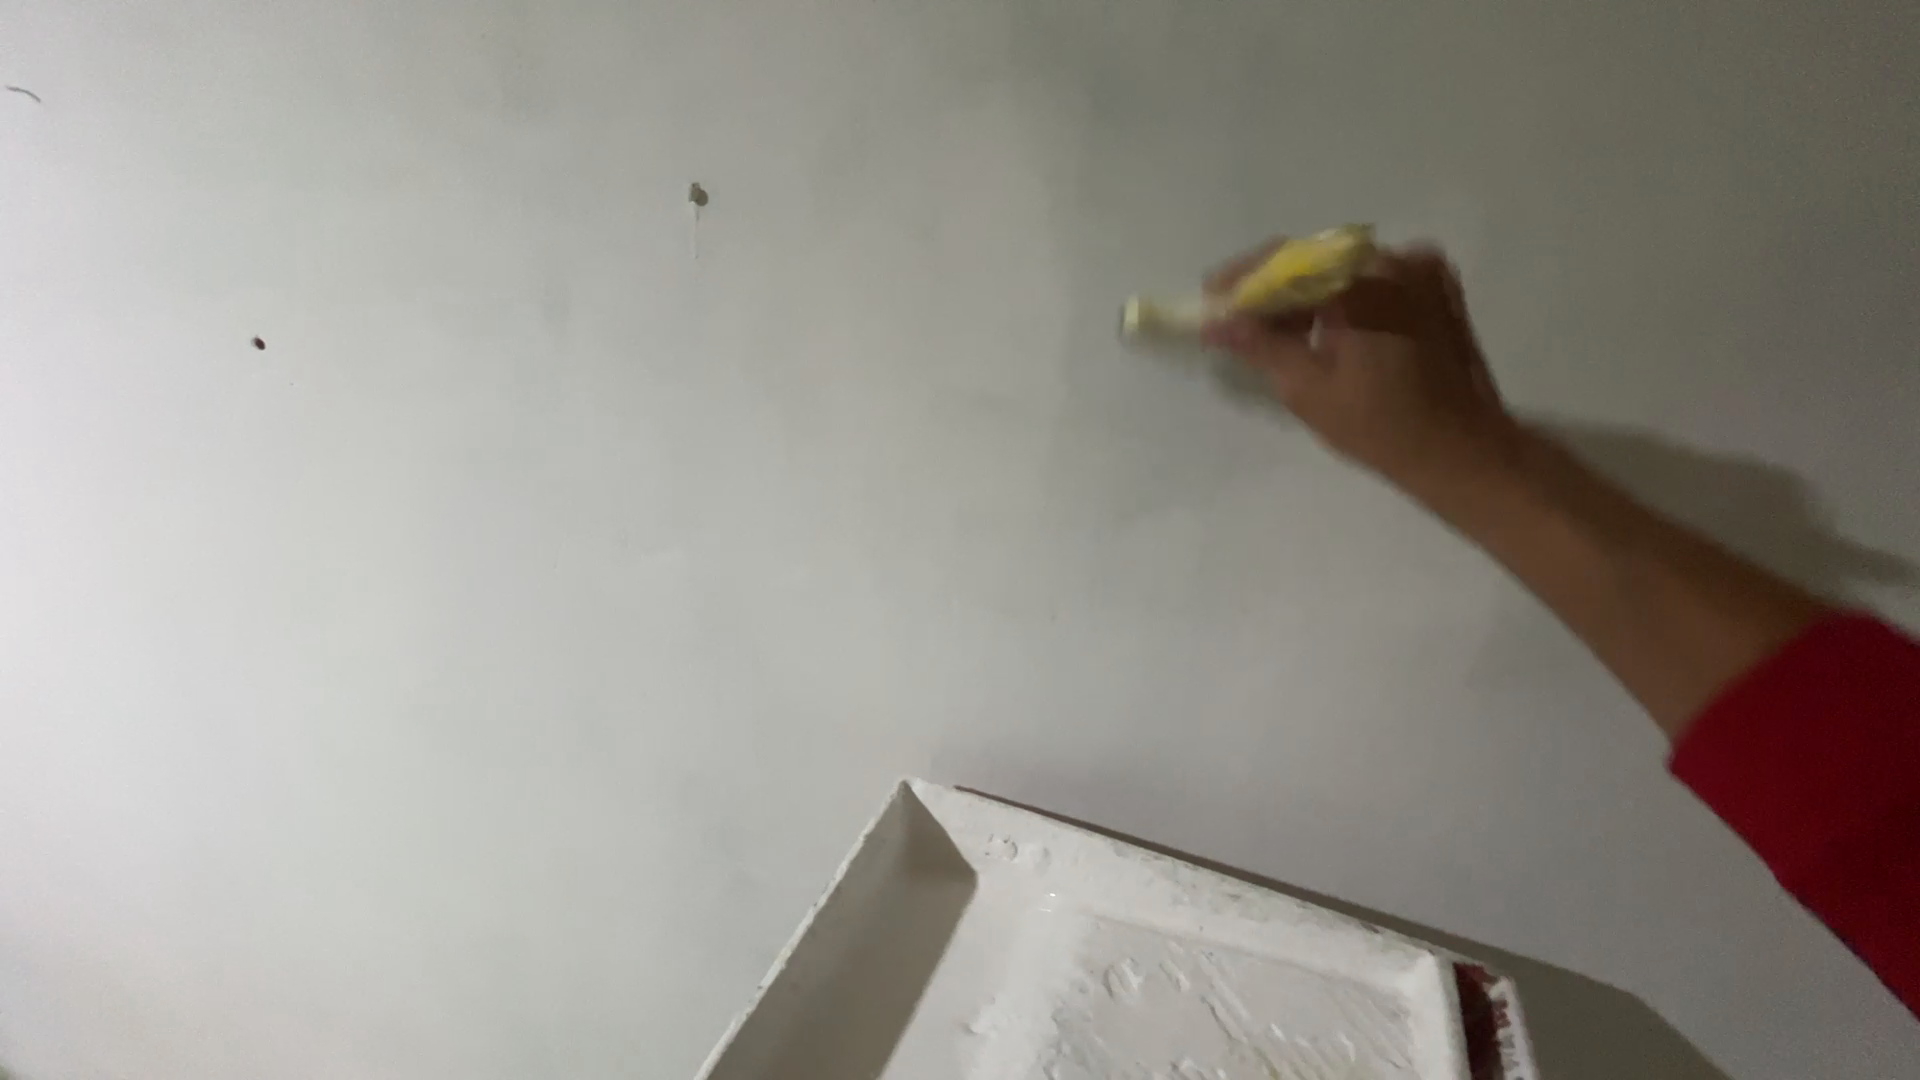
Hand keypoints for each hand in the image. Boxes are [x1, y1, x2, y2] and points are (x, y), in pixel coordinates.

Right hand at [1201, 240, 1523, 493]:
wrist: (1459, 449)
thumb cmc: (1377, 425)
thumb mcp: (1306, 388)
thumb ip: (1259, 344)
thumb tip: (1216, 322)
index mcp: (1362, 283)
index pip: (1285, 262)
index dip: (1240, 281)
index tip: (1210, 302)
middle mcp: (1395, 261)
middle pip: (1314, 260)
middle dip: (1270, 288)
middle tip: (1235, 320)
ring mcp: (1422, 272)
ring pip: (1342, 269)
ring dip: (1303, 295)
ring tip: (1273, 333)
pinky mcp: (1436, 290)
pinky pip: (1372, 280)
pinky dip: (1340, 298)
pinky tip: (1321, 329)